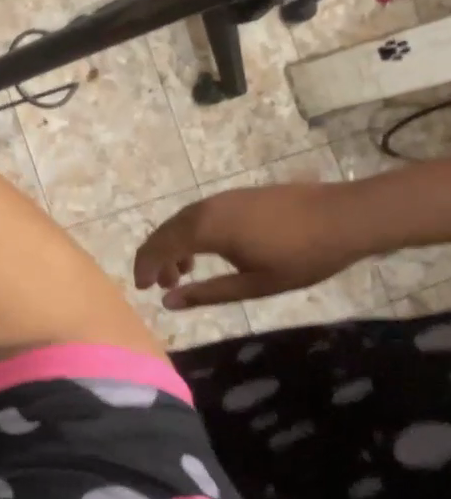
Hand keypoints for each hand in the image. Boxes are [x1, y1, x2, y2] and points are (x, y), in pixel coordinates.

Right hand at [132, 182, 362, 307]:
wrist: (355, 215)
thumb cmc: (305, 255)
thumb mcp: (256, 284)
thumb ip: (208, 293)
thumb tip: (166, 302)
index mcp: (202, 231)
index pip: (155, 250)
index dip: (144, 270)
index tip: (144, 289)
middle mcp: (203, 210)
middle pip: (162, 234)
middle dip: (156, 259)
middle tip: (165, 283)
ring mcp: (221, 199)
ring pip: (179, 223)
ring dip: (174, 246)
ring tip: (187, 268)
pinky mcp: (237, 195)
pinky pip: (198, 215)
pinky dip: (191, 233)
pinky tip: (211, 248)